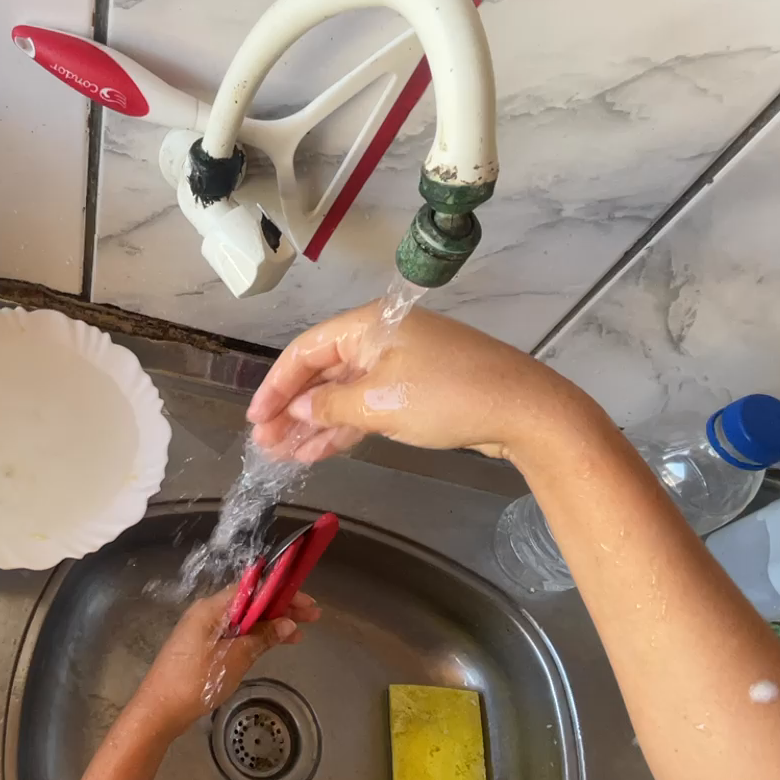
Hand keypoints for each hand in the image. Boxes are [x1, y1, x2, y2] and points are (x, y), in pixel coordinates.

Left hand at [127, 588, 321, 737]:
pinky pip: (236, 634)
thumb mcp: (234, 659)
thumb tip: (288, 623)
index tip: (305, 600)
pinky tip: (275, 644)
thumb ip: (261, 638)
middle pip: (250, 602)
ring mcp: (204, 631)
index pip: (252, 589)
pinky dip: (257, 636)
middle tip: (312, 615)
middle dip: (280, 607)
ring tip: (301, 632)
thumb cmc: (194, 682)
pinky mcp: (204, 647)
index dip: (280, 592)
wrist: (158, 710)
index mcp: (211, 609)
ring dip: (272, 623)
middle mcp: (207, 613)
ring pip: (245, 619)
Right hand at [246, 300, 592, 461]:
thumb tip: (299, 409)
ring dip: (312, 424)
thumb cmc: (448, 396)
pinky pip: (364, 407)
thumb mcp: (380, 403)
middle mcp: (378, 340)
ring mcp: (396, 366)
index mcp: (368, 326)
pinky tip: (315, 452)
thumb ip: (331, 405)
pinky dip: (341, 429)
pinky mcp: (411, 392)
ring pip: (341, 395)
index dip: (276, 386)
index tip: (255, 418)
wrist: (524, 411)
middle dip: (291, 409)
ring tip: (282, 453)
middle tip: (264, 442)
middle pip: (321, 374)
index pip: (305, 351)